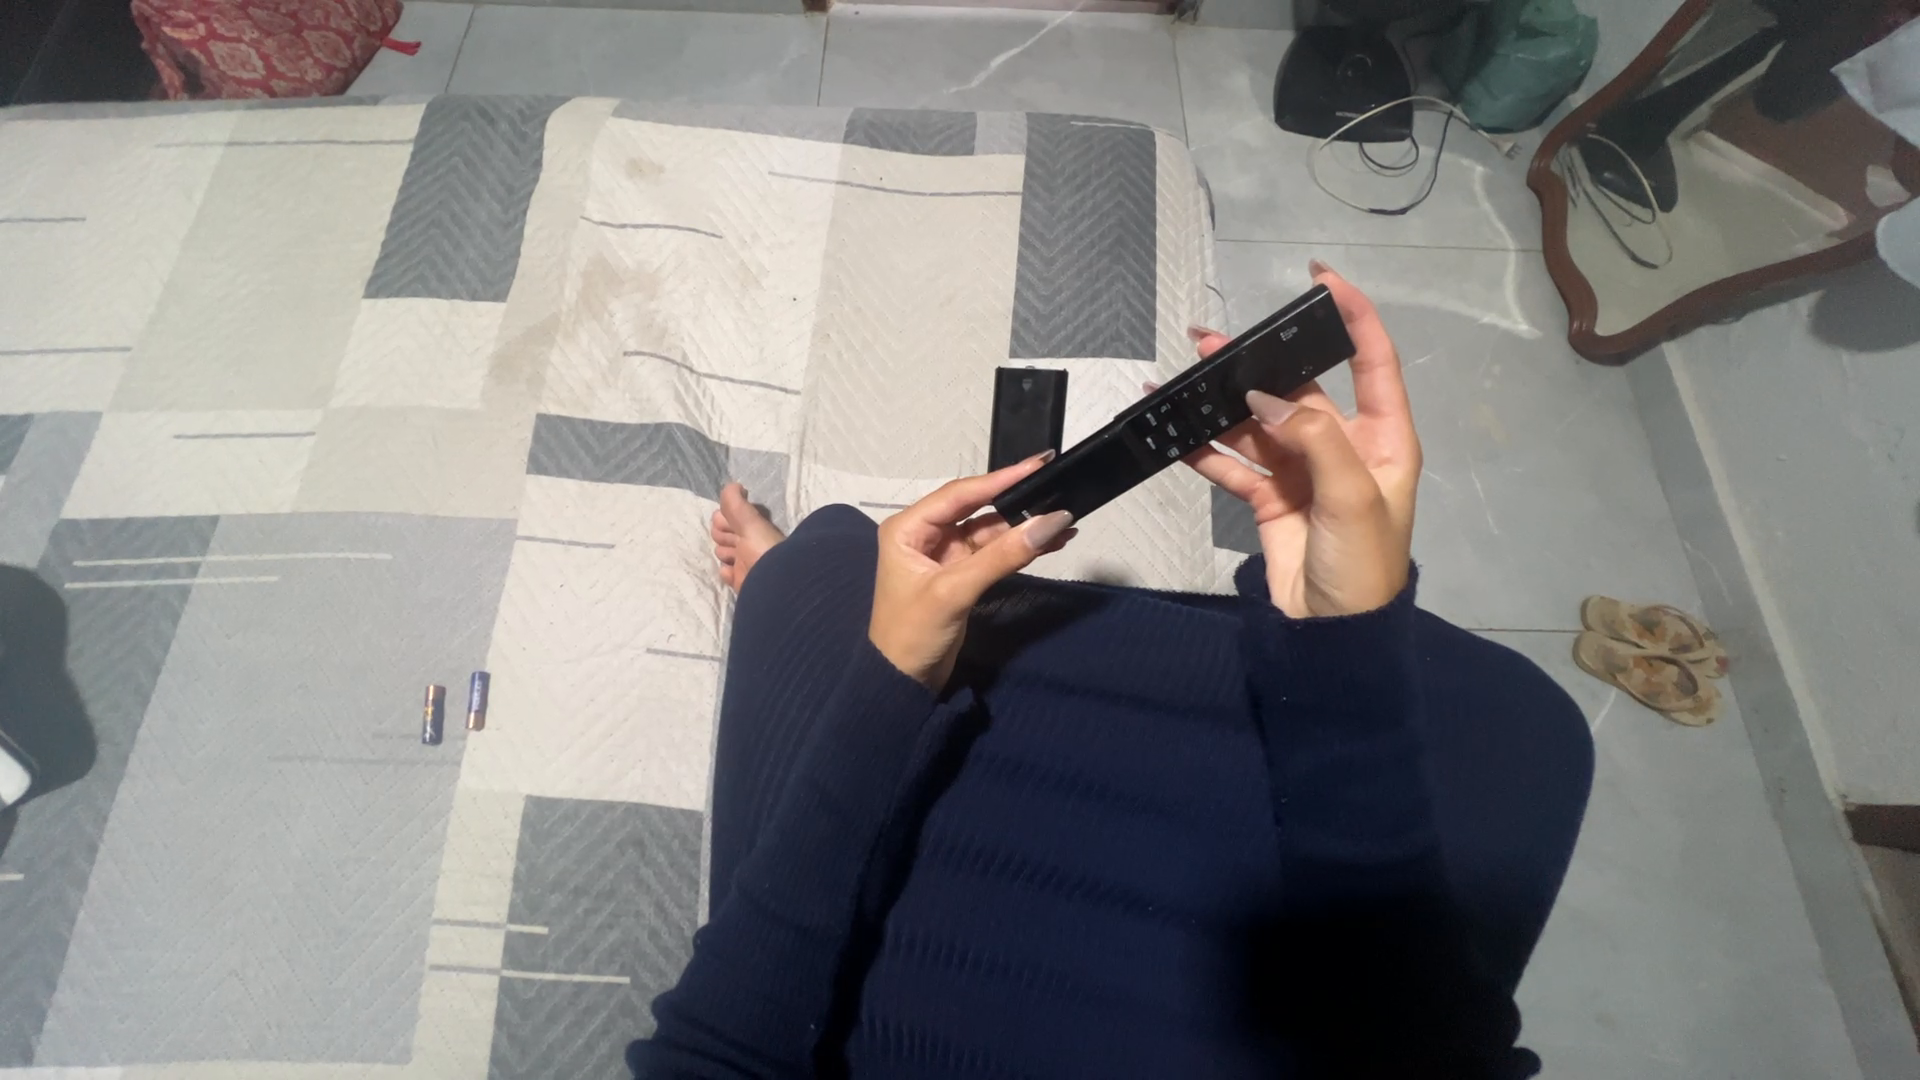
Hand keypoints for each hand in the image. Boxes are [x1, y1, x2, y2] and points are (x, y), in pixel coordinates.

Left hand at [869, 454, 1076, 689]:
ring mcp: (944, 555)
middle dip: (1016, 501)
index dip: (1000, 478)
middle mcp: (925, 535)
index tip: (1037, 464)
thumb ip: (1002, 556)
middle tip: (1056, 485)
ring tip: (1065, 521)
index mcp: (908, 528)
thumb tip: (1049, 523)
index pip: (960, 494)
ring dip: (1024, 527)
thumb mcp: (955, 591)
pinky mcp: (961, 575)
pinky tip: (1050, 542)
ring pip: (990, 531)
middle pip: (977, 508)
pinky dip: (1020, 548)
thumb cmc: (912, 633)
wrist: (903, 682)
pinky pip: (995, 553)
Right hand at [1183, 262, 1419, 617]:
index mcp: (1379, 438)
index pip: (1372, 362)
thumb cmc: (1363, 561)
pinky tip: (1175, 435)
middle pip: (1294, 390)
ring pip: (1254, 425)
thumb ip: (1314, 438)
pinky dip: (1204, 451)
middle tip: (1206, 341)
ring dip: (1219, 406)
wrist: (1331, 629)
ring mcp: (1298, 471)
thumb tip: (1265, 397)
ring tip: (1178, 382)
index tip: (1320, 282)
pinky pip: (1232, 465)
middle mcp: (1338, 445)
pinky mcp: (1266, 496)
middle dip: (1254, 364)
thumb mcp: (1353, 496)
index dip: (1353, 317)